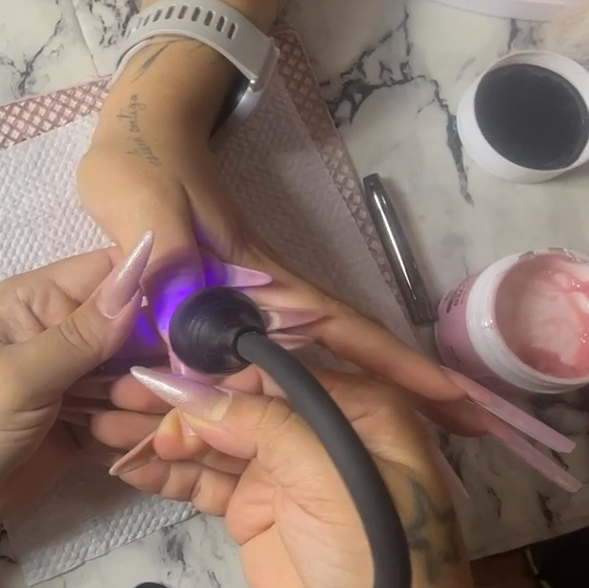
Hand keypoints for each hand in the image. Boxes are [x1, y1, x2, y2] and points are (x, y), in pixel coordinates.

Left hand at [0, 239, 153, 553]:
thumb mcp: (19, 376)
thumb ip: (83, 332)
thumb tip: (141, 269)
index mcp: (37, 300)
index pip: (111, 272)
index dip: (155, 289)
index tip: (191, 322)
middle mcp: (62, 330)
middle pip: (137, 327)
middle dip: (146, 361)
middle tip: (138, 393)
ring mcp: (78, 376)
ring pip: (139, 375)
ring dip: (136, 402)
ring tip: (106, 426)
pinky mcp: (88, 418)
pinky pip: (131, 414)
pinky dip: (129, 430)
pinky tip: (107, 445)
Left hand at [78, 42, 479, 430]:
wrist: (136, 132)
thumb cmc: (142, 166)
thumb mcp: (149, 215)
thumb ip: (170, 270)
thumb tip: (190, 347)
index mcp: (255, 277)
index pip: (336, 323)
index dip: (391, 362)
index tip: (452, 401)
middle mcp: (256, 294)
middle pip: (331, 352)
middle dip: (383, 397)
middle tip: (439, 454)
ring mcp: (235, 299)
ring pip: (286, 361)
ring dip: (330, 400)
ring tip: (368, 453)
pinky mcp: (208, 301)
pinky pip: (240, 355)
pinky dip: (260, 388)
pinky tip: (265, 416)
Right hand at [109, 365, 491, 587]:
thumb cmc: (382, 560)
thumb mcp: (331, 481)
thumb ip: (264, 427)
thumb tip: (186, 392)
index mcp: (352, 408)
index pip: (268, 372)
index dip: (209, 373)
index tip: (153, 375)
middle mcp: (312, 429)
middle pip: (230, 404)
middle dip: (172, 404)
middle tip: (113, 399)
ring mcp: (277, 469)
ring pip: (208, 440)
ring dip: (158, 436)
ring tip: (103, 428)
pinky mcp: (249, 505)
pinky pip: (200, 479)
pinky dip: (164, 474)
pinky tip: (126, 466)